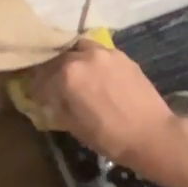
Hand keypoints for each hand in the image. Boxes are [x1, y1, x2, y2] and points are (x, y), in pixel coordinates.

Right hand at [30, 40, 187, 171]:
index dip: (36, 88)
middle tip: (51, 85)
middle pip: (58, 59)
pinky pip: (98, 52)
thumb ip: (58, 108)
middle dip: (52, 72)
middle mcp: (83, 56)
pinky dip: (90, 60)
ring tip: (73, 75)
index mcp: (67, 74)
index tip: (34, 96)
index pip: (41, 78)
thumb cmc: (109, 137)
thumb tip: (49, 101)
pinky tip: (94, 74)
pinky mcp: (122, 56)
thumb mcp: (74, 127)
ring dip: (72, 60)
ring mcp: (105, 53)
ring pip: (79, 49)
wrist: (152, 134)